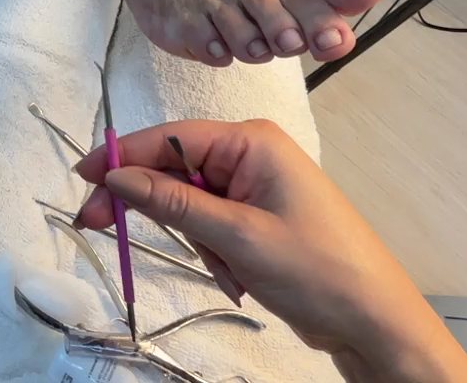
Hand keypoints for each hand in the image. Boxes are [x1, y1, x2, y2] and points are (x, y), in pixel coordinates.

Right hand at [75, 119, 466, 382]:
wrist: (383, 329)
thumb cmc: (317, 271)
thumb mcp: (238, 236)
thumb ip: (172, 201)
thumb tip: (114, 174)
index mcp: (249, 140)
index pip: (169, 137)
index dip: (122, 155)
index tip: (83, 176)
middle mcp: (248, 152)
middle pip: (174, 166)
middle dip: (148, 201)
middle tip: (99, 224)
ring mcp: (253, 183)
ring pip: (188, 198)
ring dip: (193, 236)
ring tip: (225, 270)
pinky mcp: (256, 212)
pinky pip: (210, 219)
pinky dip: (211, 248)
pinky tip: (235, 275)